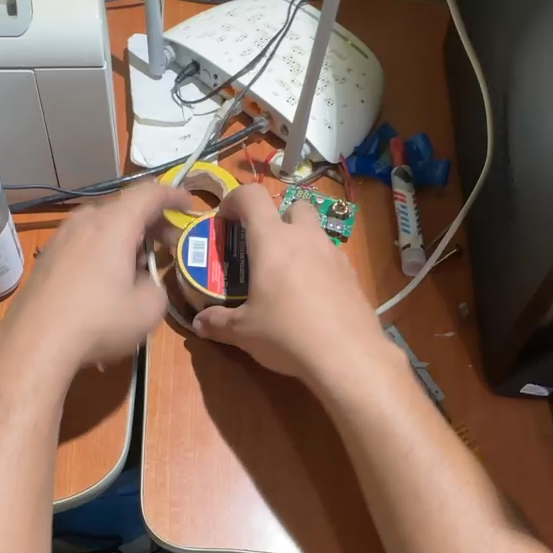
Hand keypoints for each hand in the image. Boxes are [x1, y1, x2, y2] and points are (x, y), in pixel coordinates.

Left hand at [0, 182, 190, 377]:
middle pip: (124, 209)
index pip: (149, 193)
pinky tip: (107, 282)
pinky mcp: (48, 258)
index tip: (190, 206)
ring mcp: (61, 237)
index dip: (174, 196)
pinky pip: (84, 245)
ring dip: (125, 240)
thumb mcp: (148, 310)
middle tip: (168, 245)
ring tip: (138, 265)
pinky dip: (104, 253)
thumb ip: (157, 287)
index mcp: (115, 224)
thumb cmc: (99, 321)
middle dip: (151, 223)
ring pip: (102, 227)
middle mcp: (86, 221)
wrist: (37, 341)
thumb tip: (146, 282)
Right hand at [190, 185, 394, 385]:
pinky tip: (314, 299)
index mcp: (273, 241)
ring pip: (316, 233)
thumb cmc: (286, 335)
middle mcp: (306, 238)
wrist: (346, 356)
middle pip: (294, 206)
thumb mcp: (244, 333)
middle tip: (265, 248)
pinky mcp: (353, 276)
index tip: (225, 220)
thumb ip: (219, 323)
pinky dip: (320, 269)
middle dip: (278, 218)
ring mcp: (334, 255)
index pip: (251, 196)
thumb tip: (199, 324)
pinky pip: (332, 260)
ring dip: (301, 244)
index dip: (234, 200)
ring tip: (289, 278)